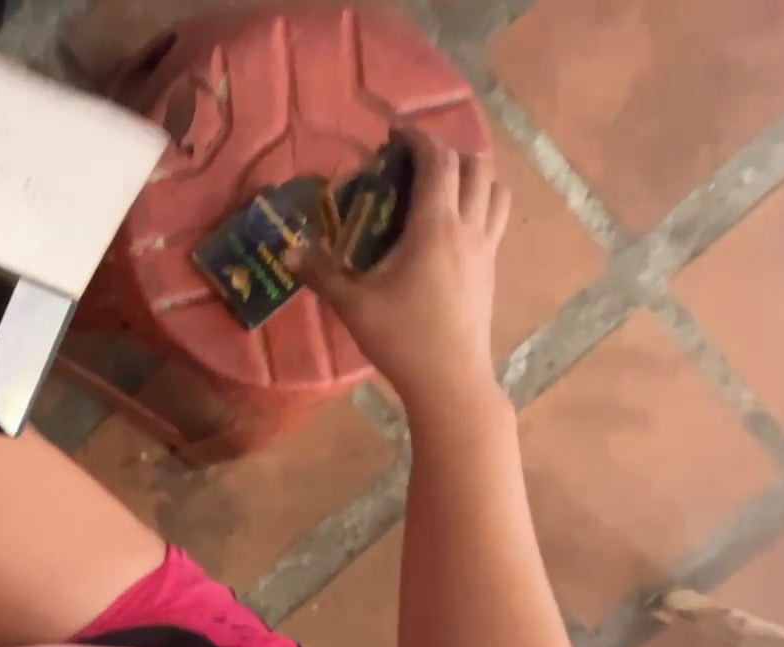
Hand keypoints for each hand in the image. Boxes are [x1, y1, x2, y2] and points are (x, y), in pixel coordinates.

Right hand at [304, 129, 510, 416]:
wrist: (447, 375)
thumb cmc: (398, 335)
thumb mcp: (351, 303)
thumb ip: (321, 272)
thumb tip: (288, 251)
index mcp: (435, 228)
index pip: (438, 164)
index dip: (419, 140)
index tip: (396, 134)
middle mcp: (468, 228)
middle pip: (476, 167)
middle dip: (448, 153)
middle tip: (416, 162)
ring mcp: (485, 248)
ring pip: (495, 190)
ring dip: (473, 176)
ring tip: (442, 186)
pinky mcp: (489, 269)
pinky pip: (494, 219)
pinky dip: (479, 204)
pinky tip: (453, 226)